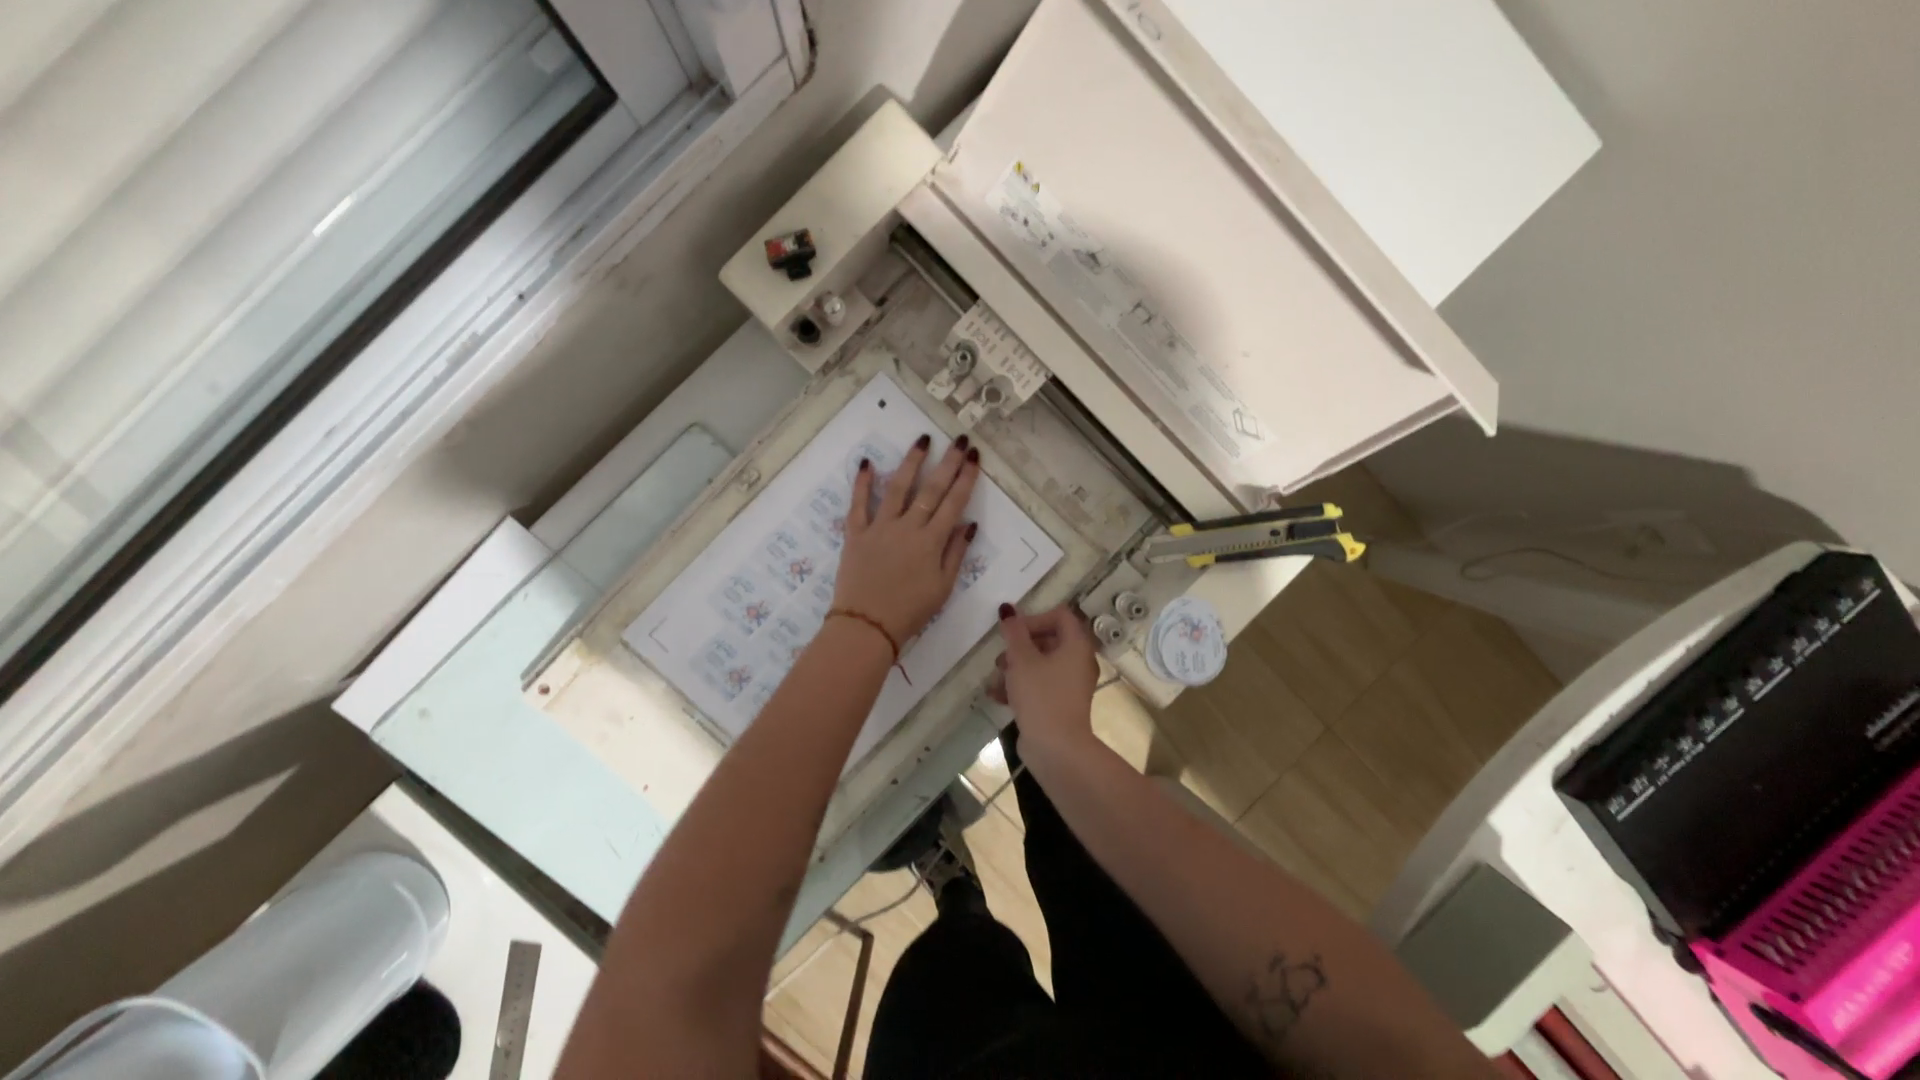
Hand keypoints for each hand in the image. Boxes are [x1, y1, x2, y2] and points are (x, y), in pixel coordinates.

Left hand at [831, 433, 979, 643]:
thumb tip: (969, 524)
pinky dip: (862, 483)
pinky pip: (858, 504)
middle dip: (947, 463)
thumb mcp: (943, 588)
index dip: (966, 478)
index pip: (954, 503)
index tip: (974, 456)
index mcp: (932, 542)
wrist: (867, 626)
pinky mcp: (856, 534)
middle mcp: (908, 527)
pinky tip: (868, 463)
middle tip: (959, 440)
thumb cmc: (910, 612)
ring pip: (898, 488)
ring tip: (922, 440)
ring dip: (911, 462)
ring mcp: (880, 527)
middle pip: (931, 489)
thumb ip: (955, 553)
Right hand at [990, 605, 1101, 765]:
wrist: (1056, 747)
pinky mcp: (1060, 705)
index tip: (1013, 633)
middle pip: (1048, 641)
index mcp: (1077, 645)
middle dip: (1020, 647)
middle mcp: (1078, 662)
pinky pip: (1040, 687)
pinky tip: (997, 696)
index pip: (1060, 616)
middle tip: (1001, 657)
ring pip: (1041, 666)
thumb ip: (1014, 632)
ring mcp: (1070, 686)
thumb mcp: (1022, 659)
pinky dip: (1021, 687)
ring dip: (1015, 669)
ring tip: (995, 680)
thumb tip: (1008, 611)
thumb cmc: (1041, 695)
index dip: (1034, 618)